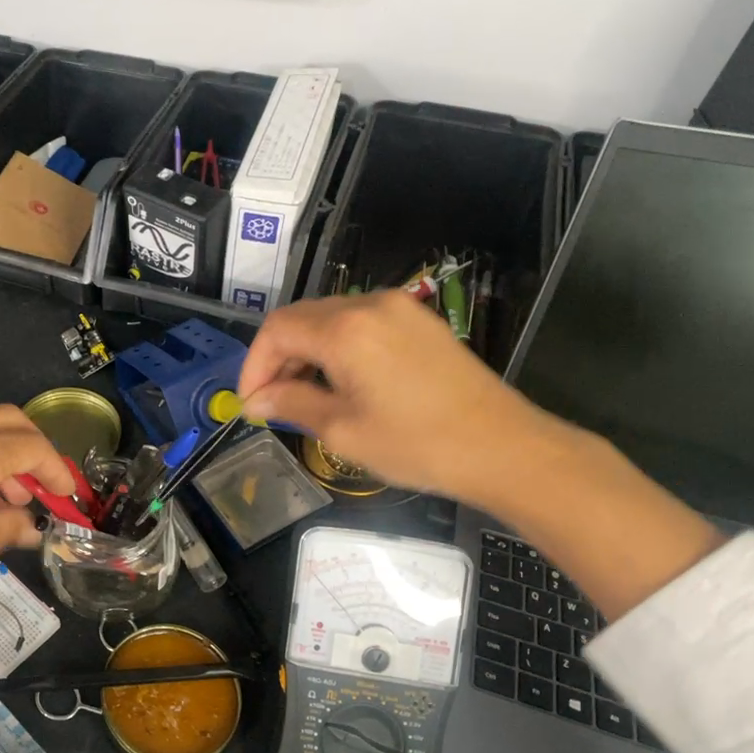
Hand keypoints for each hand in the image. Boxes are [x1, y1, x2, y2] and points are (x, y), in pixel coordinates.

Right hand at [238, 291, 563, 505]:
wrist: (502, 447)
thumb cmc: (417, 444)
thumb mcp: (343, 430)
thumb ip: (291, 404)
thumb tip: (255, 401)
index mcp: (346, 330)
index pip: (277, 330)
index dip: (254, 364)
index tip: (251, 403)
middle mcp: (370, 304)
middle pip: (301, 318)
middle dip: (277, 357)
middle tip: (271, 401)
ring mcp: (399, 308)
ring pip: (330, 318)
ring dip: (306, 351)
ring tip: (304, 395)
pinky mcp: (419, 321)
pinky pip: (361, 322)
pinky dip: (338, 346)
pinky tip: (341, 381)